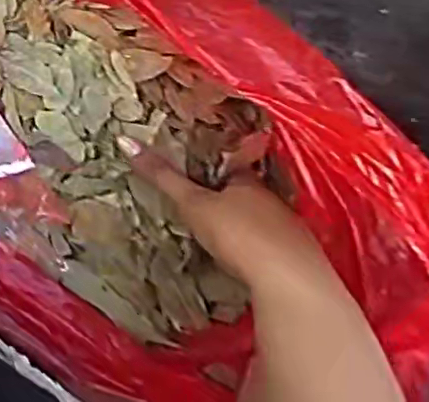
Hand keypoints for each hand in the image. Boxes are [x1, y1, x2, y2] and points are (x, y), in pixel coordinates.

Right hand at [117, 135, 341, 301]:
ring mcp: (294, 234)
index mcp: (249, 182)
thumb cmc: (239, 235)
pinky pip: (273, 245)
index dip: (207, 165)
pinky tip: (244, 257)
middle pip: (244, 192)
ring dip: (242, 223)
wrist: (295, 289)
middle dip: (224, 195)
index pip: (227, 165)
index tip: (189, 166)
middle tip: (197, 199)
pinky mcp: (304, 264)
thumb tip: (124, 140)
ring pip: (261, 220)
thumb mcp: (192, 203)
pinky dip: (257, 247)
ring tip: (216, 230)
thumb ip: (161, 175)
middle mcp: (275, 203)